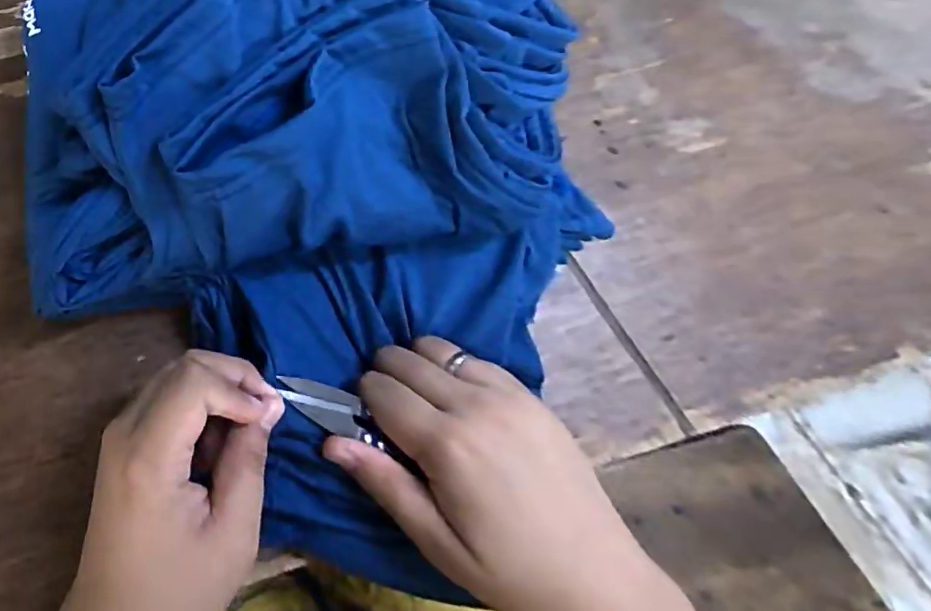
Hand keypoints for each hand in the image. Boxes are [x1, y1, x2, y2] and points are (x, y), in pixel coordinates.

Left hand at [62, 350, 285, 610]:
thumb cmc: (179, 587)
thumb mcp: (232, 535)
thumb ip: (248, 463)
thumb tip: (266, 408)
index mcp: (148, 453)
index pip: (192, 381)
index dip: (236, 387)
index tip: (269, 415)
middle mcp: (125, 428)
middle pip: (182, 367)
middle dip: (230, 374)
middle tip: (266, 405)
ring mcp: (118, 430)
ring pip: (173, 374)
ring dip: (215, 384)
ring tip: (248, 418)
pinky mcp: (121, 438)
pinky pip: (163, 395)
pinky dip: (197, 398)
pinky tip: (220, 430)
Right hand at [324, 337, 690, 610]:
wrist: (600, 583)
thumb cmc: (507, 572)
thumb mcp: (437, 542)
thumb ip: (383, 483)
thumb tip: (330, 441)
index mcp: (446, 444)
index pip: (379, 388)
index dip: (364, 401)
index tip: (370, 424)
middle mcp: (473, 405)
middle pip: (402, 357)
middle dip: (384, 376)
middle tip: (393, 414)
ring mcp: (506, 394)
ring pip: (435, 346)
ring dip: (417, 365)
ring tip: (424, 402)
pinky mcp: (529, 394)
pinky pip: (473, 357)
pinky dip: (453, 367)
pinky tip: (461, 401)